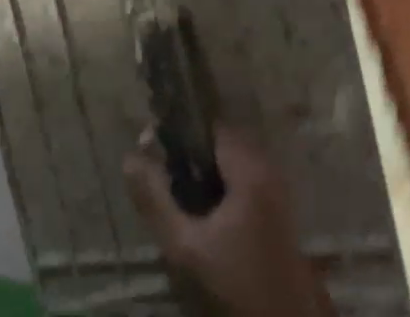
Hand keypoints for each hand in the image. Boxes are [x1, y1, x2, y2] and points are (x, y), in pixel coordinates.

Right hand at [125, 128, 332, 316]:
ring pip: (233, 161)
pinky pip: (243, 179)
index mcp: (250, 174)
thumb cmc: (235, 282)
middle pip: (222, 142)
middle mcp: (270, 174)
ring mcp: (279, 194)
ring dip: (204, 166)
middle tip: (159, 166)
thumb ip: (154, 198)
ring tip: (175, 186)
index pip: (212, 126)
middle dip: (189, 148)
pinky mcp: (279, 214)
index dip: (179, 127)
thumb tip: (129, 157)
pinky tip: (200, 205)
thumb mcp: (184, 244)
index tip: (151, 142)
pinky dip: (220, 182)